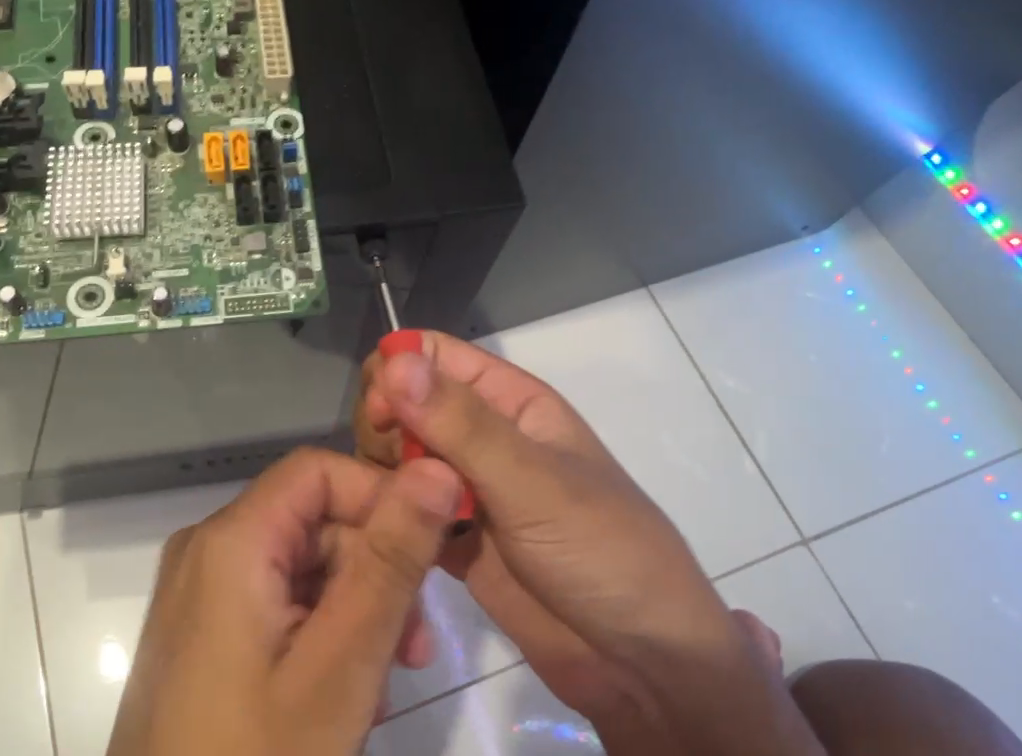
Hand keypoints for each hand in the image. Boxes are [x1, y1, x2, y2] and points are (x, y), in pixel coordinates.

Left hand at [107, 448, 464, 755]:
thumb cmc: (258, 754)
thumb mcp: (340, 664)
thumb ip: (389, 562)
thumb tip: (435, 467)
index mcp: (231, 540)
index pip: (319, 470)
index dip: (380, 498)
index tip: (429, 556)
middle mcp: (207, 550)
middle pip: (312, 520)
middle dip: (375, 568)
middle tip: (415, 647)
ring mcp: (199, 593)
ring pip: (300, 565)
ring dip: (355, 608)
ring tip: (384, 681)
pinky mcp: (202, 632)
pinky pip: (275, 602)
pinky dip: (319, 632)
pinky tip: (344, 691)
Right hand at [356, 332, 822, 754]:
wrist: (640, 664)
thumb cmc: (602, 551)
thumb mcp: (534, 482)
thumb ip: (462, 425)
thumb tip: (393, 361)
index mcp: (511, 402)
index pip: (433, 356)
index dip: (398, 372)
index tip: (382, 415)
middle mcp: (481, 437)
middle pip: (404, 405)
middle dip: (386, 430)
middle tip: (397, 474)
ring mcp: (465, 490)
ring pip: (397, 458)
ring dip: (383, 477)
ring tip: (393, 514)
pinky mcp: (451, 539)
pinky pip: (403, 511)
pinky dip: (388, 518)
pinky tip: (385, 540)